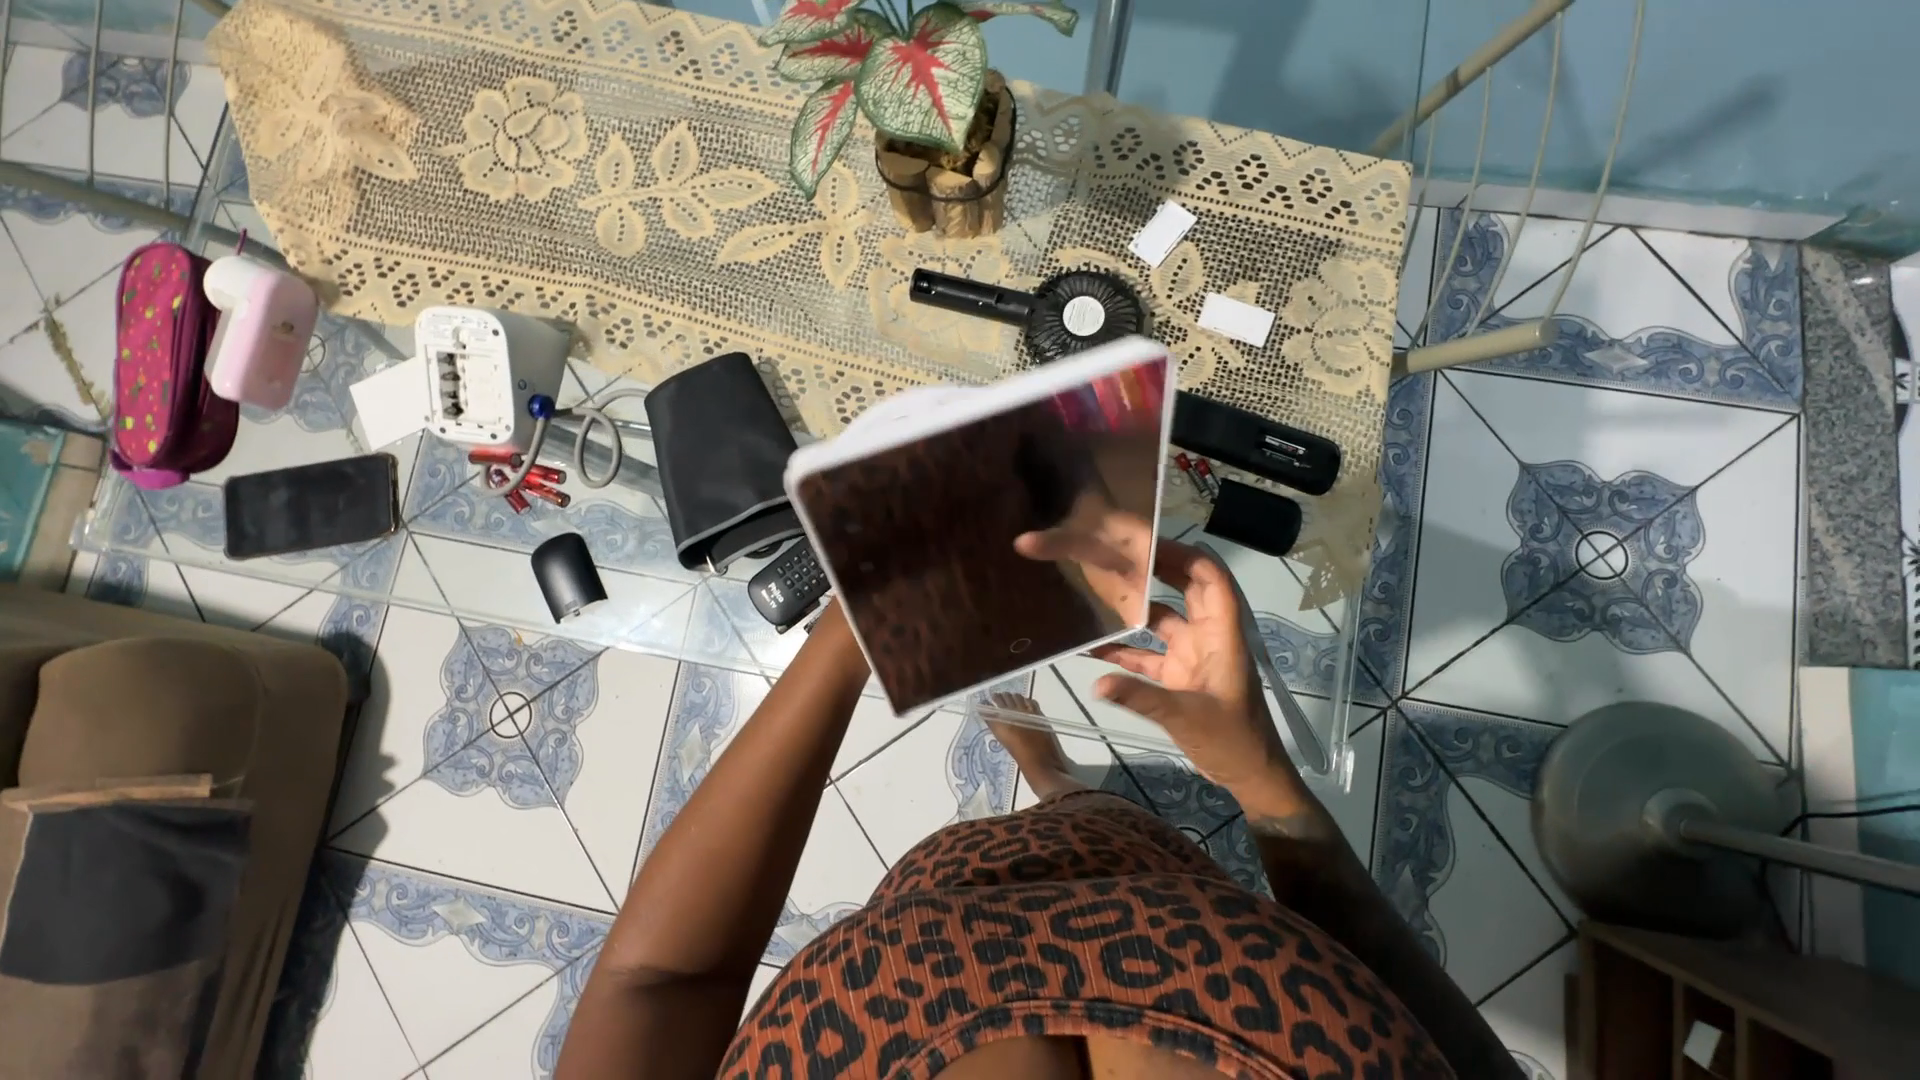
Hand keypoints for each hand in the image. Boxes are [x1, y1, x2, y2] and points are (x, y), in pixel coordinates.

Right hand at [1014, 509, 1292, 792]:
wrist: (1250, 776)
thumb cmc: (1233, 740)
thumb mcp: (1187, 717)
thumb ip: (1140, 697)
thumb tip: (1096, 681)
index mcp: (1223, 635)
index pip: (1212, 580)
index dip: (1186, 555)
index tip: (1150, 541)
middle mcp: (1208, 637)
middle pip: (1185, 589)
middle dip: (1156, 568)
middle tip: (1116, 552)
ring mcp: (1192, 656)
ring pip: (1162, 619)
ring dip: (1135, 606)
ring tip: (1098, 587)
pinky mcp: (1178, 677)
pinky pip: (1146, 655)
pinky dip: (1122, 650)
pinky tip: (1090, 646)